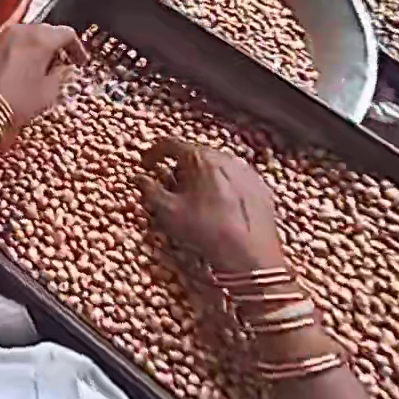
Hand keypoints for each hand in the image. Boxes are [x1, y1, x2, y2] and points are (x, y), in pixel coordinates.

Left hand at [0, 23, 86, 133]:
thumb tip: (64, 68)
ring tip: (40, 68)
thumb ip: (61, 75)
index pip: (67, 34)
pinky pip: (8, 44)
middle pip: (45, 31)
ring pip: (25, 36)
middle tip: (61, 65)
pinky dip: (18, 52)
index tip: (80, 62)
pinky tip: (20, 69)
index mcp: (40, 38)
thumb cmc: (15, 102)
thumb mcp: (47, 93)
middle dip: (55, 46)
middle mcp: (19, 30)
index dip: (77, 48)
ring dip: (35, 48)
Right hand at [136, 137, 285, 273]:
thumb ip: (149, 189)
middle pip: (194, 153)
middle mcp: (224, 158)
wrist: (250, 254)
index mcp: (199, 159)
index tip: (145, 165)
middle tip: (168, 183)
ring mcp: (245, 171)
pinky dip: (220, 185)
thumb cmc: (203, 229)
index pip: (170, 144)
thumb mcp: (168, 211)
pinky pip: (233, 178)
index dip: (153, 153)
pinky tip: (216, 204)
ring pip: (215, 165)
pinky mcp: (260, 187)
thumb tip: (139, 177)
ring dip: (200, 174)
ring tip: (193, 195)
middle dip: (177, 166)